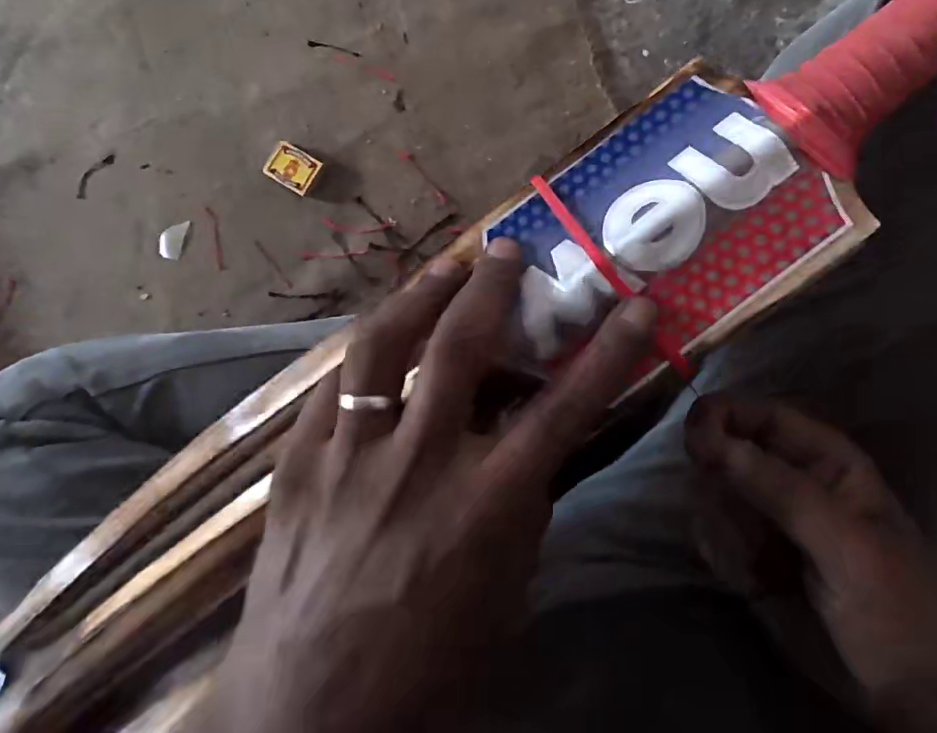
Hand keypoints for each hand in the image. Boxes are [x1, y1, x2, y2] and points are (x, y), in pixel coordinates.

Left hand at [194, 238, 657, 732]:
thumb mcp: (502, 596)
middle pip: (461, 347)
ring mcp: (350, 454)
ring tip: (445, 266)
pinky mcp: (300, 459)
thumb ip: (521, 511)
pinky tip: (376, 343)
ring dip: (420, 295)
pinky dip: (362, 357)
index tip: (637, 303)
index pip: (564, 409)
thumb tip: (529, 445)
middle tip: (507, 250)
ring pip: (383, 346)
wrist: (308, 712)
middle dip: (493, 287)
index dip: (610, 351)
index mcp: (484, 505)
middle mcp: (418, 462)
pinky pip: (333, 387)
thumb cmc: (425, 669)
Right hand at [683, 396, 936, 698]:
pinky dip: (718, 554)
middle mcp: (787, 479)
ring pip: (710, 493)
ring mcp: (764, 517)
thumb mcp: (846, 545)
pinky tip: (750, 581)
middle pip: (723, 450)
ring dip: (722, 527)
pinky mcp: (746, 554)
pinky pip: (707, 533)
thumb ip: (782, 491)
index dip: (722, 415)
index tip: (692, 438)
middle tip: (738, 523)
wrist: (908, 694)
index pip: (761, 415)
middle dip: (718, 482)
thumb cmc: (894, 606)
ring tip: (756, 562)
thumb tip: (710, 441)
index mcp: (822, 459)